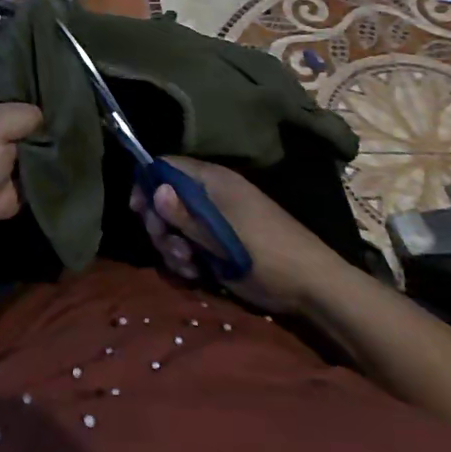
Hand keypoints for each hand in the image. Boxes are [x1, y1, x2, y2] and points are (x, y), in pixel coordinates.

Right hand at [129, 156, 348, 313]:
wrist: (311, 285)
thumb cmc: (268, 255)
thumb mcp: (222, 238)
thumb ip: (185, 215)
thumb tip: (154, 188)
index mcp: (214, 181)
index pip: (167, 166)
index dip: (148, 184)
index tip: (139, 211)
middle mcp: (212, 195)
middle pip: (165, 199)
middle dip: (161, 226)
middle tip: (174, 249)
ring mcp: (215, 219)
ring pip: (175, 226)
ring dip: (173, 248)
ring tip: (190, 266)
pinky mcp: (219, 242)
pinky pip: (189, 244)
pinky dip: (187, 258)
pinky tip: (196, 274)